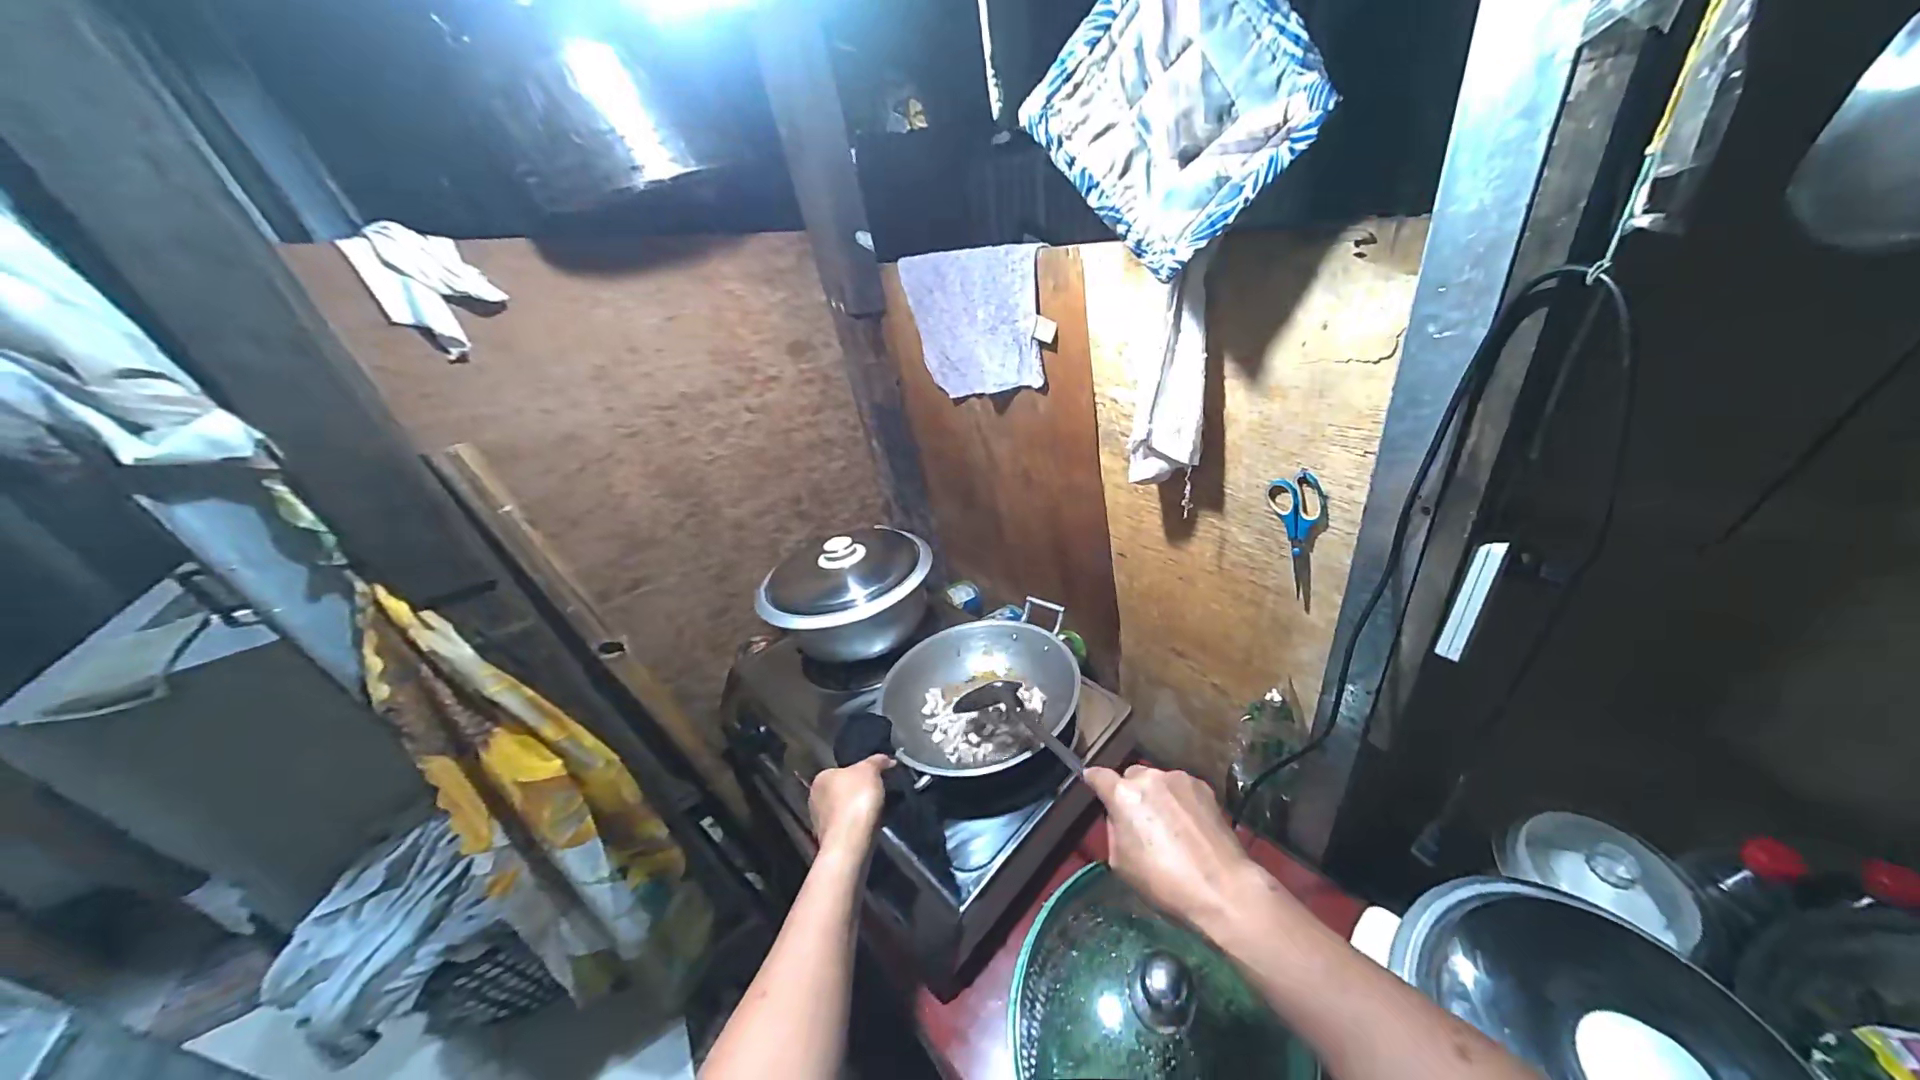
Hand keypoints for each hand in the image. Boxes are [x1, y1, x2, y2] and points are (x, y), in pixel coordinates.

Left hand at [809, 754, 891, 855]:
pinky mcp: (826, 840)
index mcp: (820, 778)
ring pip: (842, 810)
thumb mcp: (870, 770)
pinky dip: (854, 827)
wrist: (850, 841)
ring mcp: (818, 821)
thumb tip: (887, 760)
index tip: (874, 780)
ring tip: (875, 813)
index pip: (841, 771)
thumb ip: (877, 761)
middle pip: (841, 791)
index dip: (859, 774)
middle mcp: (814, 798)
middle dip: (856, 793)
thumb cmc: (856, 799)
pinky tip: (867, 828)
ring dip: (855, 811)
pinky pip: (844, 827)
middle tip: (876, 795)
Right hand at [1084, 764, 1273, 935]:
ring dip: (1158, 796)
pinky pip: (1181, 789)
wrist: (1223, 888)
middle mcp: (1150, 778)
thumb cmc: (1165, 882)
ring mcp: (1180, 780)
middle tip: (1140, 820)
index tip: (1092, 784)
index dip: (1093, 780)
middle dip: (1130, 792)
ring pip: (1158, 781)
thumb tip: (1120, 818)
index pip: (1098, 775)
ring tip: (1171, 826)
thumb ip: (1115, 830)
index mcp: (1123, 795)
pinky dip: (1180, 801)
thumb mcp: (1121, 864)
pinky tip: (1190, 826)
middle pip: (1131, 776)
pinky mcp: (1205, 788)